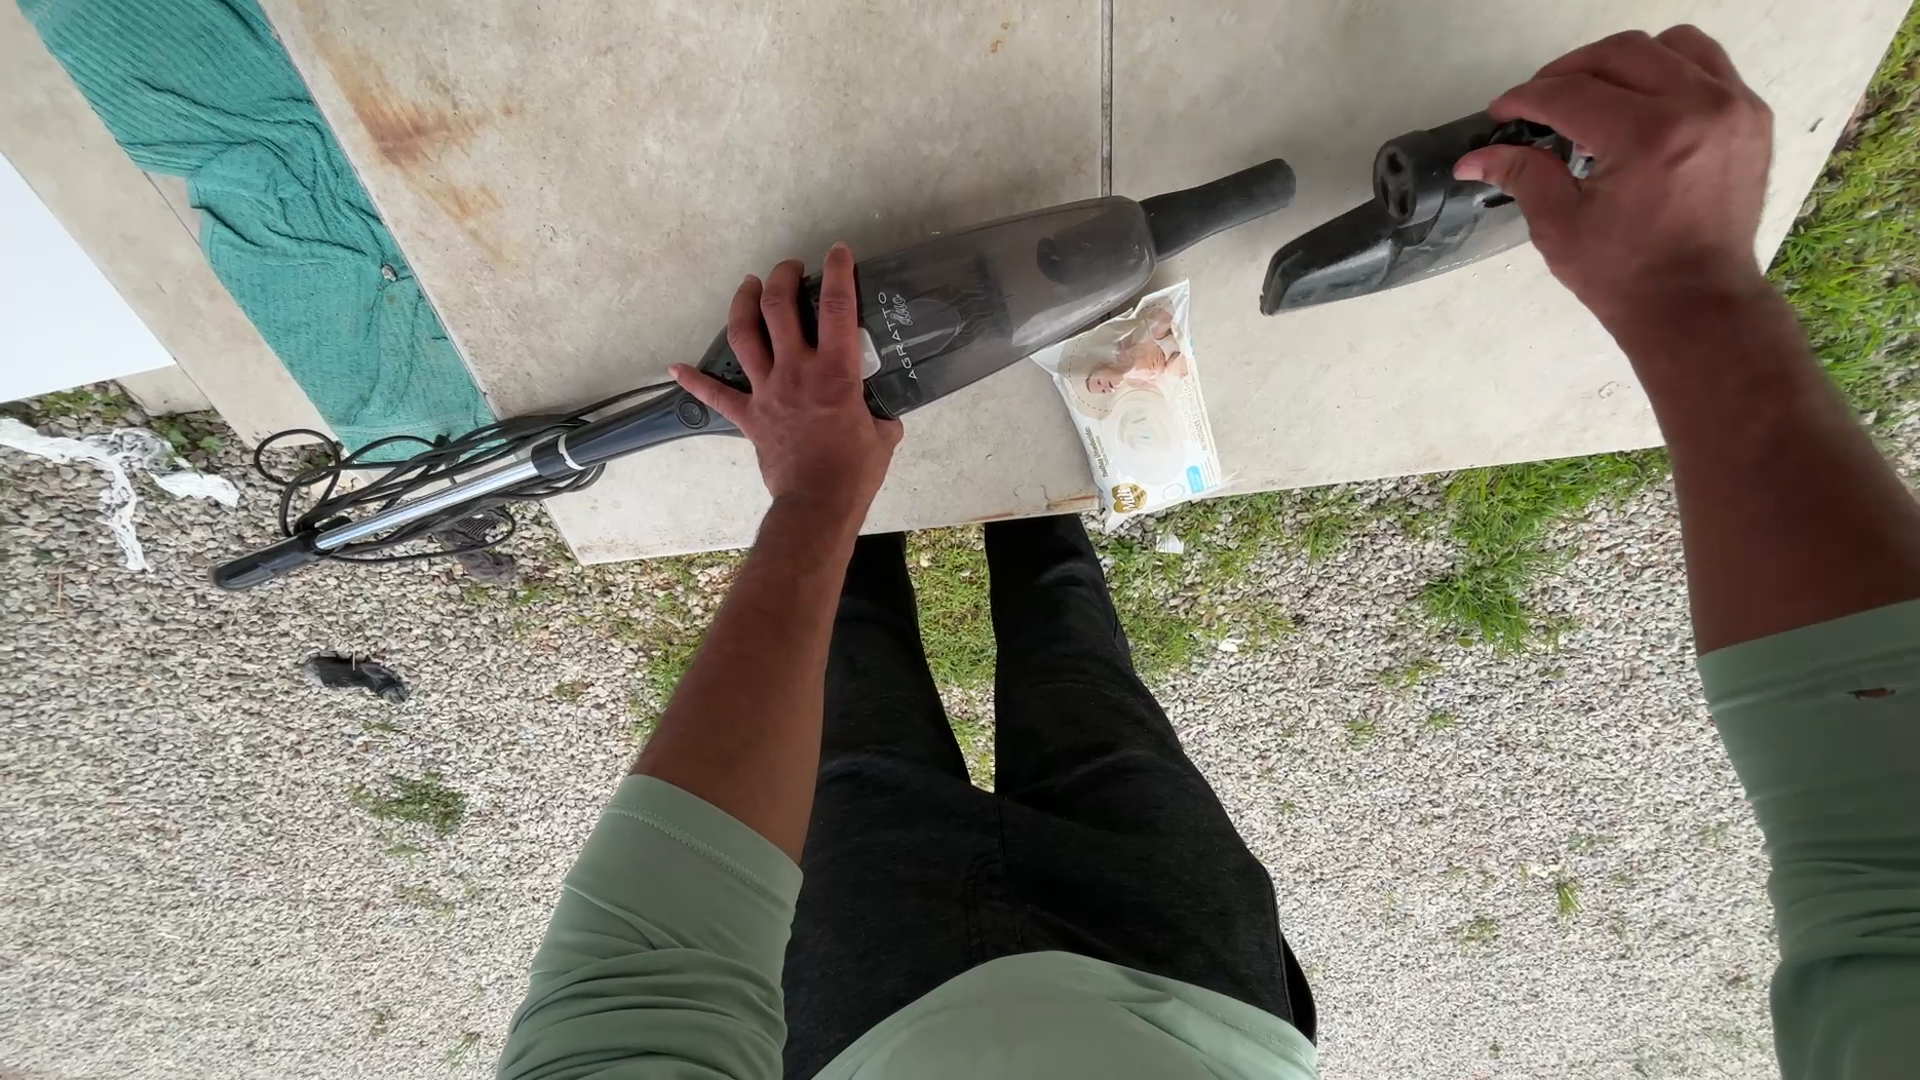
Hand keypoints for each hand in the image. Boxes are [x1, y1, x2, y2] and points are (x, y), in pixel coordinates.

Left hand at [672, 243, 902, 519]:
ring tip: (749, 285)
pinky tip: (677, 368)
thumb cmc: (855, 471)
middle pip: (779, 307)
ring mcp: (768, 391)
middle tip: (790, 268)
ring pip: (744, 335)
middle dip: (783, 277)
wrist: (817, 504)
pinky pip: (717, 396)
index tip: (838, 252)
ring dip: (744, 303)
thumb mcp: (884, 436)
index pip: (837, 308)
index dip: (839, 272)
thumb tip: (880, 413)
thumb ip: (881, 415)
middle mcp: (797, 371)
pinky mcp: (749, 416)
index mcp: (836, 372)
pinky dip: (696, 381)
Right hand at [1454, 27, 1775, 325]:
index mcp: (1647, 136)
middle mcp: (1699, 105)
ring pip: (1670, 45)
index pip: (1572, 93)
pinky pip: (1706, 65)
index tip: (1498, 111)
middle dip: (1566, 71)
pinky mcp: (1749, 113)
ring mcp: (1733, 104)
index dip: (1525, 98)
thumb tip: (1474, 158)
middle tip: (1533, 100)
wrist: (1691, 295)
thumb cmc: (1618, 270)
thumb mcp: (1557, 225)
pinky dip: (1661, 72)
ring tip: (1586, 94)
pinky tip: (1632, 105)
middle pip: (1622, 53)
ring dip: (1618, 62)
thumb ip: (1522, 175)